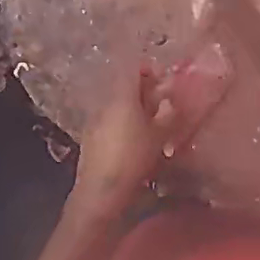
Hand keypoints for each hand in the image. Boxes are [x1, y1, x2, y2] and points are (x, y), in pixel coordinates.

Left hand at [69, 52, 227, 221]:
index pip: (132, 68)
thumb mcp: (159, 135)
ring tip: (151, 122)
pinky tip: (134, 138)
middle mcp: (105, 102)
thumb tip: (169, 99)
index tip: (162, 79)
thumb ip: (167, 114)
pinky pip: (109, 120)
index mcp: (121, 96)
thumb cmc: (134, 157)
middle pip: (123, 86)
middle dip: (143, 91)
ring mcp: (94, 119)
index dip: (148, 69)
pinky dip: (123, 121)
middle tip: (162, 102)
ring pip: (117, 104)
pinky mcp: (90, 136)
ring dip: (133, 107)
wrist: (101, 190)